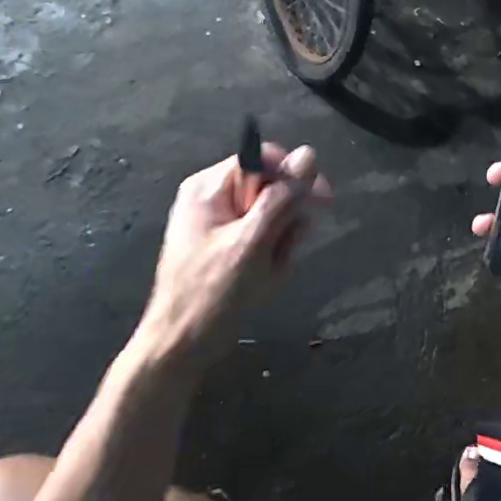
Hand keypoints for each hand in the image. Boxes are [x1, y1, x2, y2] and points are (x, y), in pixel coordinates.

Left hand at [137, 143, 330, 360]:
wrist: (180, 345)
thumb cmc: (211, 293)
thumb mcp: (252, 243)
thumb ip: (282, 198)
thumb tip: (309, 155)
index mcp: (209, 186)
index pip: (263, 159)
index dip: (294, 177)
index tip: (320, 201)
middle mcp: (212, 198)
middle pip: (270, 190)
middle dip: (285, 223)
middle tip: (280, 253)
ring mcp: (217, 225)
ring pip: (270, 219)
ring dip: (279, 246)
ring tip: (266, 274)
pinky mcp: (224, 249)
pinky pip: (260, 241)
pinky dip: (269, 260)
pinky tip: (260, 282)